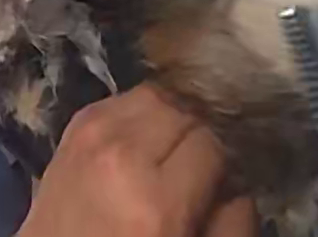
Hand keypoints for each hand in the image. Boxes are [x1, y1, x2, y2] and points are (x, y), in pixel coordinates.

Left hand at [18, 84, 254, 236]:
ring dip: (168, 117)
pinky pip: (125, 97)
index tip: (216, 182)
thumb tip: (241, 186)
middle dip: (194, 136)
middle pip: (184, 111)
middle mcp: (124, 154)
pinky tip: (138, 140)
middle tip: (192, 166)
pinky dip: (139, 113)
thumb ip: (229, 228)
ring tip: (166, 149)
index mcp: (156, 203)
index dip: (219, 165)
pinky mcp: (76, 121)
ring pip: (156, 94)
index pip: (210, 146)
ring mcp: (95, 130)